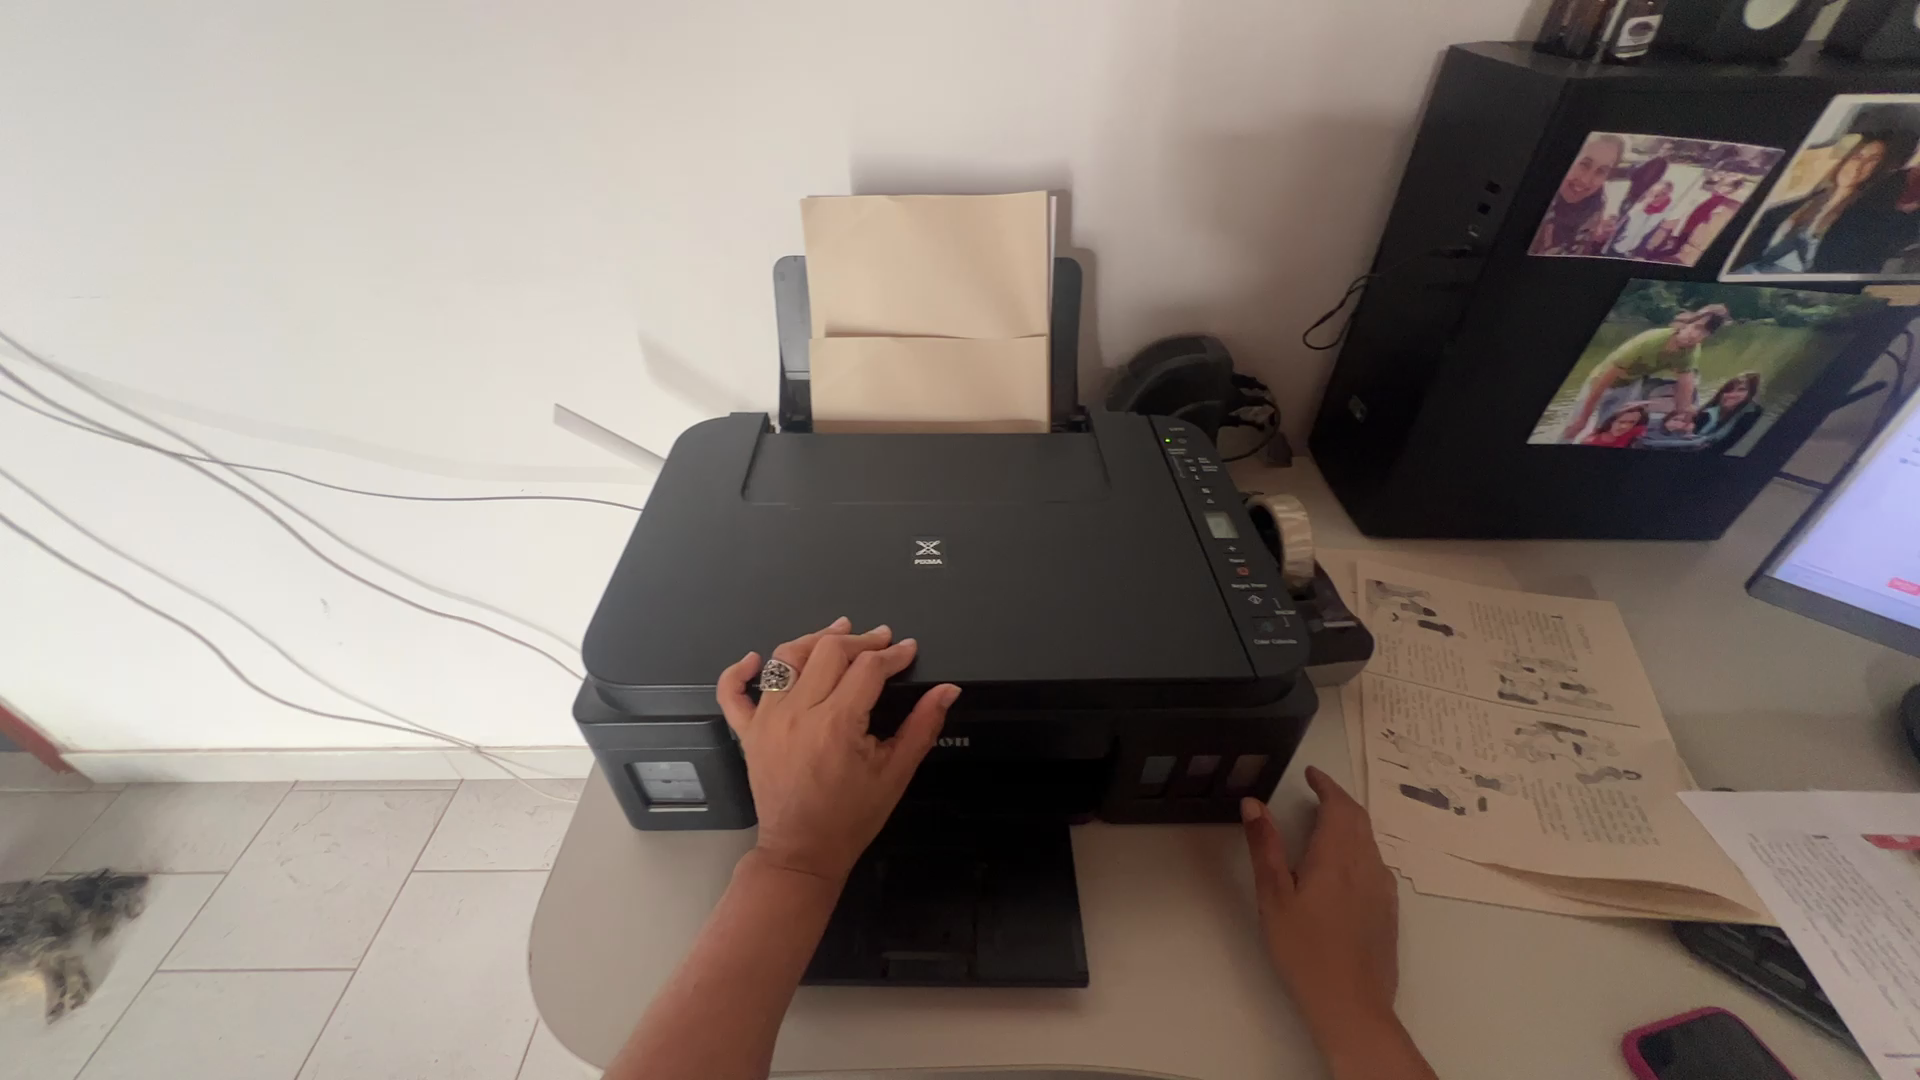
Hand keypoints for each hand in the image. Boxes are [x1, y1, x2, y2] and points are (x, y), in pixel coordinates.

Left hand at [717, 617, 960, 883]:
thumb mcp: (897, 772)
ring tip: (838, 633)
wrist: (803, 853)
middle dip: (861, 640)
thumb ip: (924, 725)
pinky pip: (732, 692)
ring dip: (814, 639)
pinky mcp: (749, 733)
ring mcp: (768, 722)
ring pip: (785, 658)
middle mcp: (798, 715)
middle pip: (828, 651)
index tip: (907, 649)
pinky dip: (740, 670)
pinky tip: (757, 659)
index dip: (893, 653)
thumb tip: (948, 691)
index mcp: (836, 725)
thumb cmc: (851, 817)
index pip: (868, 668)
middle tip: (881, 639)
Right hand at [1241, 767, 1400, 1046]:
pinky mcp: (1389, 911)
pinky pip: (1376, 863)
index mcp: (1336, 857)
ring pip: (1370, 841)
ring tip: (1326, 820)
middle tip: (1317, 790)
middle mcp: (1366, 866)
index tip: (1311, 773)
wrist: (1352, 1006)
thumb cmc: (1304, 949)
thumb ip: (1265, 846)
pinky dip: (1359, 846)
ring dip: (1350, 822)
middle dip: (1339, 799)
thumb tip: (1253, 803)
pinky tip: (1344, 864)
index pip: (1339, 806)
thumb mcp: (1273, 896)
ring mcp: (1383, 890)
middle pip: (1359, 819)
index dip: (1326, 785)